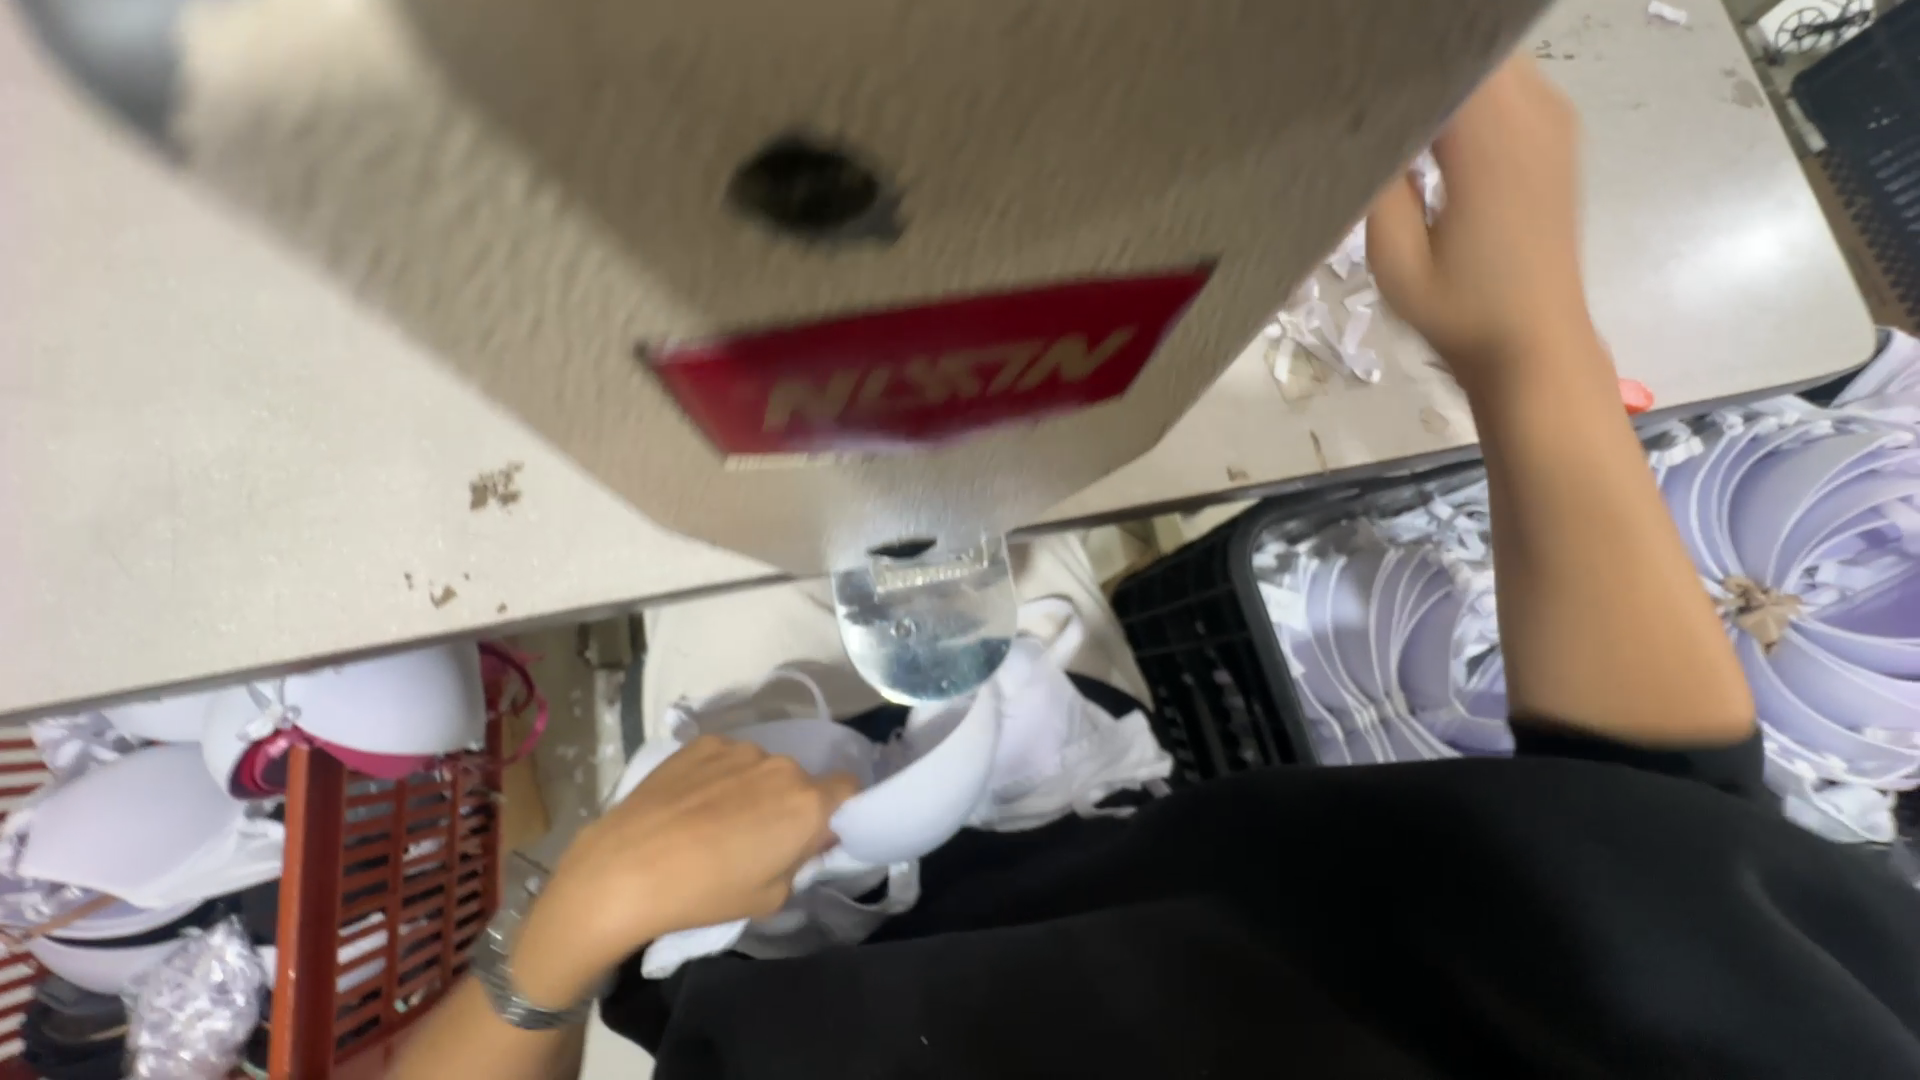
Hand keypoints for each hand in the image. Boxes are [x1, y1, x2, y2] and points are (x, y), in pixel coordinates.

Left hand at [507, 736, 858, 1005]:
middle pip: (802, 780)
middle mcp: (782, 766)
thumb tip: (803, 840)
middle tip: (758, 838)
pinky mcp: (702, 743)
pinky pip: (728, 759)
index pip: (850, 790)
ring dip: (753, 789)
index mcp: (808, 804)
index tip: (814, 836)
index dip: (839, 812)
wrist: (623, 870)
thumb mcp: (770, 898)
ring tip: (714, 822)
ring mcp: (740, 749)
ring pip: (763, 769)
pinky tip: (690, 805)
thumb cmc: (704, 894)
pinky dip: (720, 777)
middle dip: (789, 805)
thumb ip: (801, 862)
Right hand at [1366, 53, 1606, 395]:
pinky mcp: (1555, 140)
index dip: (1397, 57)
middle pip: (1474, 48)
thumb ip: (1380, 187)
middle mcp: (1536, 116)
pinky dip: (1468, 97)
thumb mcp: (1395, 259)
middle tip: (1360, 89)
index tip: (1350, 71)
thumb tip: (1367, 132)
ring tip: (1388, 107)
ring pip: (1493, 65)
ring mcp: (1554, 124)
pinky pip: (1510, 89)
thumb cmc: (1459, 311)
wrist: (1533, 343)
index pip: (1449, 59)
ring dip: (1443, 79)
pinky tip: (1428, 129)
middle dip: (1418, 62)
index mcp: (1493, 144)